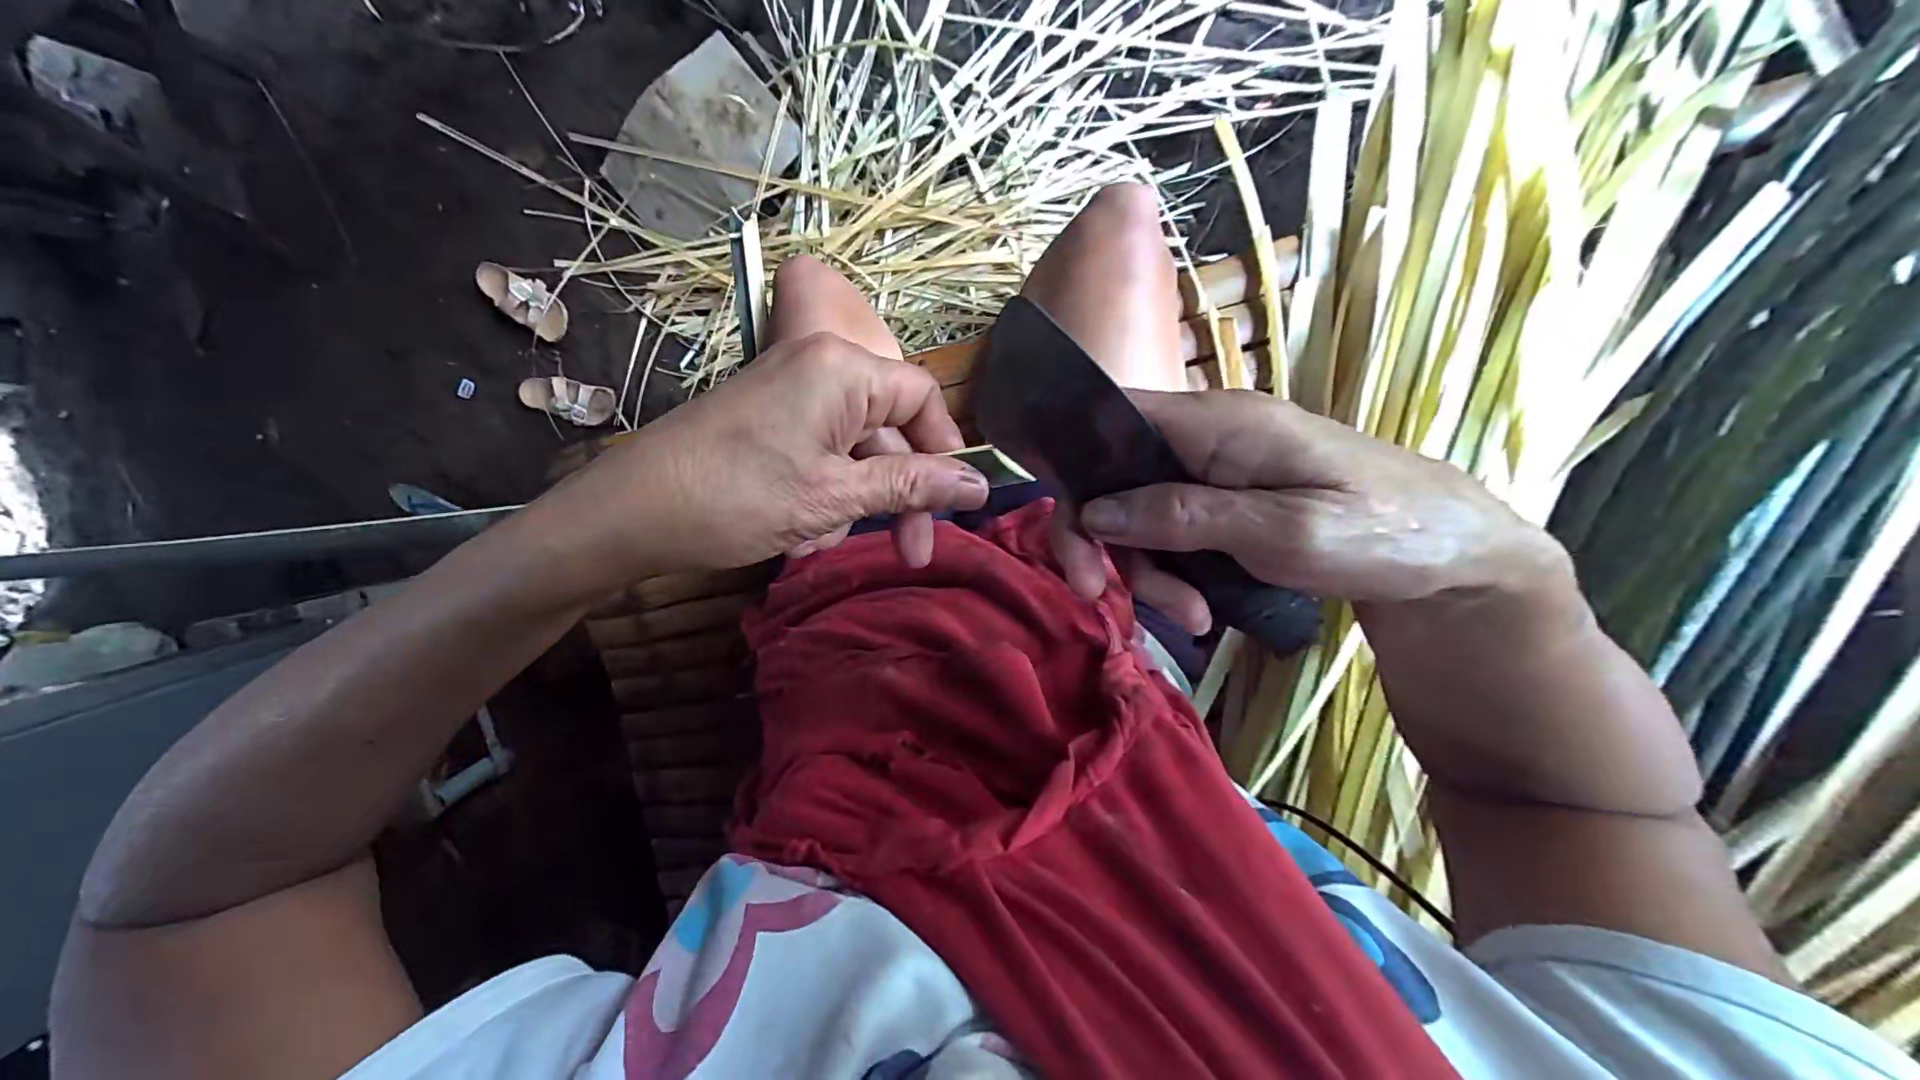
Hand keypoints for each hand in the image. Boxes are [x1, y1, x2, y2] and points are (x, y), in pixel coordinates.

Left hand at [526, 332, 989, 594]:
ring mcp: (793, 394)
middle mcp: (821, 368)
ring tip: (827, 546)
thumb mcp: (836, 495)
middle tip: (911, 553)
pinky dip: (828, 495)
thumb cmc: (739, 496)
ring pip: (857, 450)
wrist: (631, 510)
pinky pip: (824, 454)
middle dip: (903, 494)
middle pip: (891, 429)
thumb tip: (981, 486)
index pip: (923, 396)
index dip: (946, 450)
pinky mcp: (772, 420)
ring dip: (858, 503)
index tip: (955, 504)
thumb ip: (912, 485)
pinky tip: (806, 535)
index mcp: (843, 369)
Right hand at [1051, 389, 1569, 631]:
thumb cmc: (1382, 533)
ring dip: (1148, 570)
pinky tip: (1202, 610)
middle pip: (1115, 477)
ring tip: (1192, 620)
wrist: (1456, 554)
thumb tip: (1095, 511)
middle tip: (1111, 600)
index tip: (1075, 541)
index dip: (1074, 469)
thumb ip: (1185, 516)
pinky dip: (1174, 572)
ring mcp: (1216, 468)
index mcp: (1216, 422)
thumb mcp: (1282, 532)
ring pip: (1139, 512)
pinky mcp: (1227, 499)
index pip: (1109, 419)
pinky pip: (1172, 530)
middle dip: (1107, 543)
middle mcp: (1206, 435)